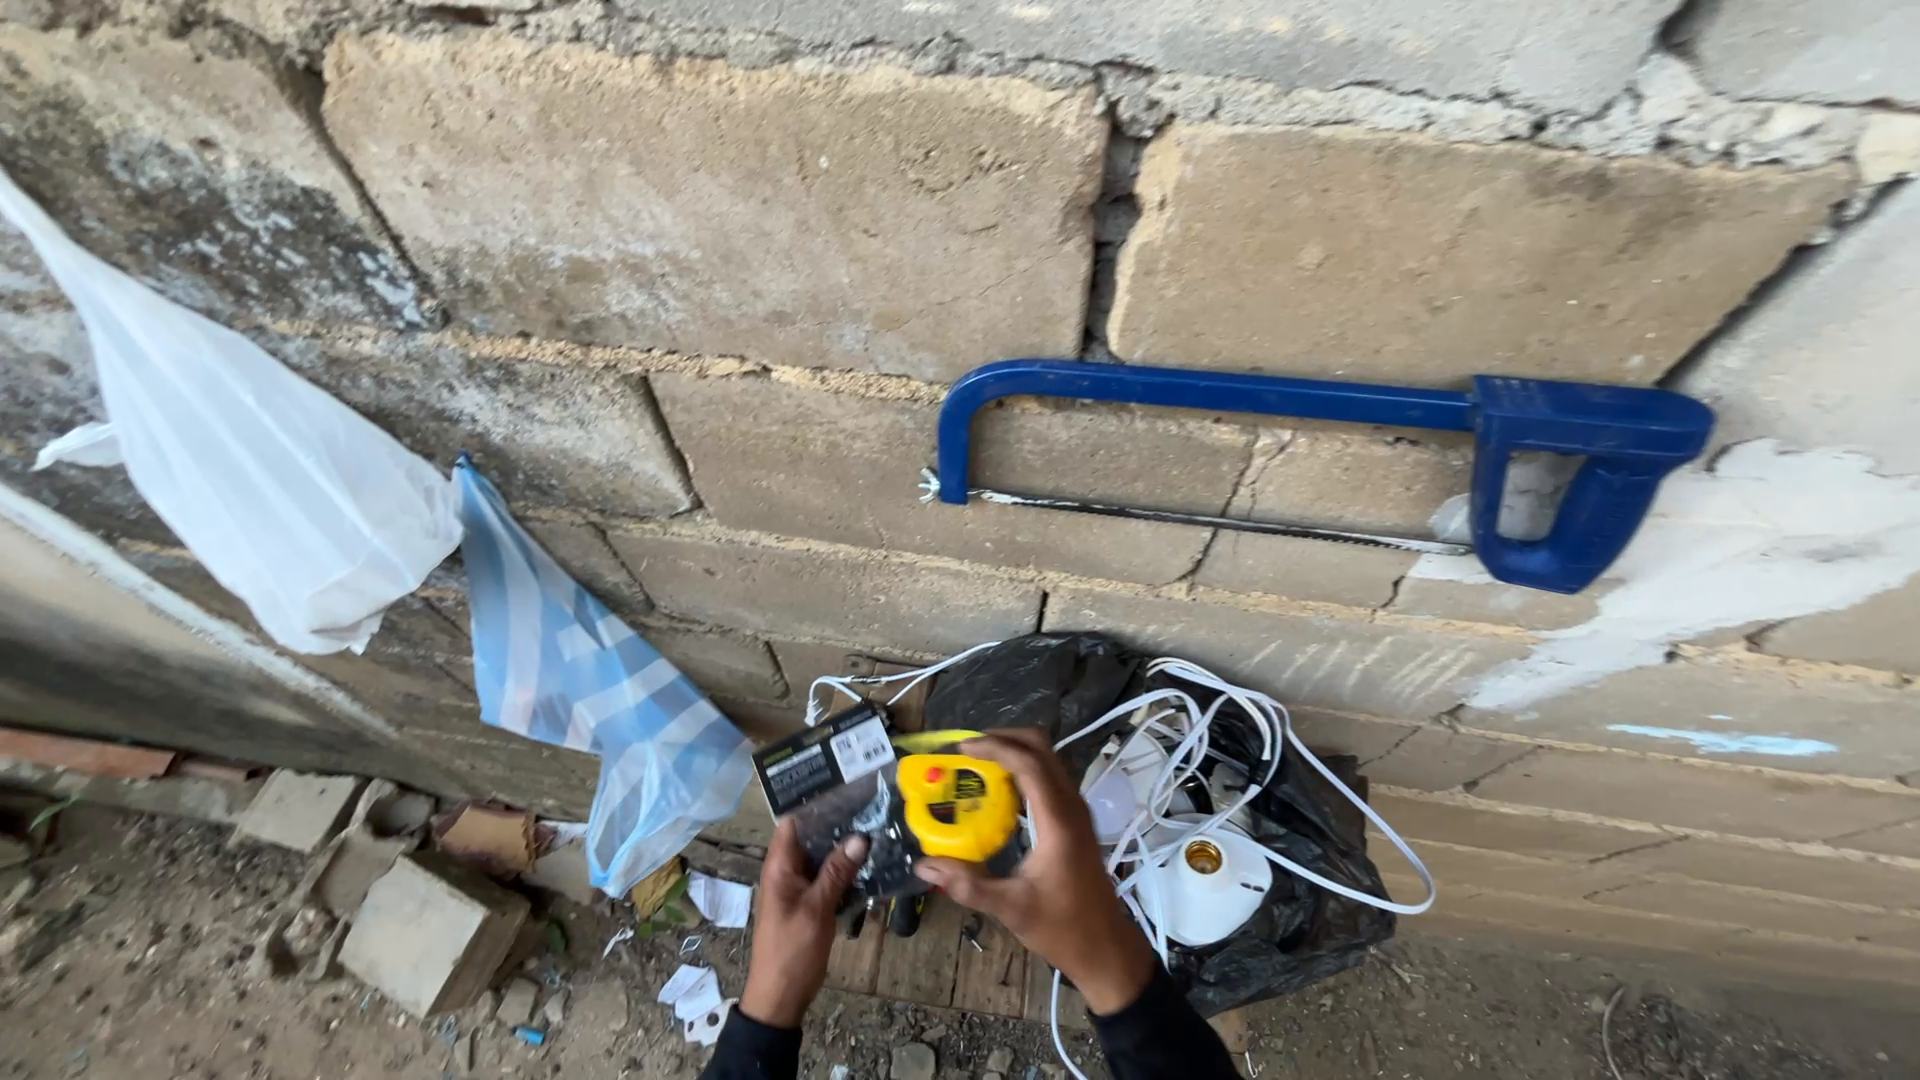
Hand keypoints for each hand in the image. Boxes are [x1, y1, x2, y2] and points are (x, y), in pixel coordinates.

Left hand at [739, 819, 868, 1027]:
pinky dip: (844, 869)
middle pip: (810, 837)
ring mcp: (797, 888)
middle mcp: (786, 871)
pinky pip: (826, 877)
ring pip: (821, 857)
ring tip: (875, 828)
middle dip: (836, 824)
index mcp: (779, 867)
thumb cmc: (792, 951)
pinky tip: (869, 862)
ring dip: (842, 847)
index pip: (792, 823)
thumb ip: (836, 872)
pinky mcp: (809, 903)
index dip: (814, 805)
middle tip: (869, 807)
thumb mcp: (817, 909)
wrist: (780, 999)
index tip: (844, 791)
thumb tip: (859, 837)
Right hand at [912, 729, 1153, 1015]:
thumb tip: (925, 864)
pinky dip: (1023, 768)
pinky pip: (1049, 775)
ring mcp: (1076, 809)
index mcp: (1058, 821)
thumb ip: (968, 885)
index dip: (996, 747)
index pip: (1029, 763)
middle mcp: (1071, 805)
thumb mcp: (1012, 909)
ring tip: (977, 762)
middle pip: (1041, 747)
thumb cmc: (1063, 928)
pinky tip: (998, 788)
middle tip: (968, 750)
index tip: (963, 748)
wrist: (1107, 948)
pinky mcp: (1074, 818)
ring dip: (1014, 750)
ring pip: (1047, 757)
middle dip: (1004, 738)